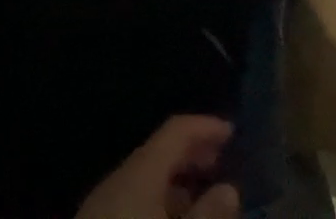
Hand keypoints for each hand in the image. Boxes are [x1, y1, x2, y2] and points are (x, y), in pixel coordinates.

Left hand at [75, 115, 239, 218]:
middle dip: (194, 157)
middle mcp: (117, 183)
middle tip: (226, 167)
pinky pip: (131, 203)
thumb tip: (228, 190)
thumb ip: (209, 215)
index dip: (207, 127)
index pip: (176, 130)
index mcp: (138, 175)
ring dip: (178, 184)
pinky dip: (158, 204)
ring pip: (145, 181)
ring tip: (206, 204)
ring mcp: (99, 209)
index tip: (236, 136)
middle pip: (160, 153)